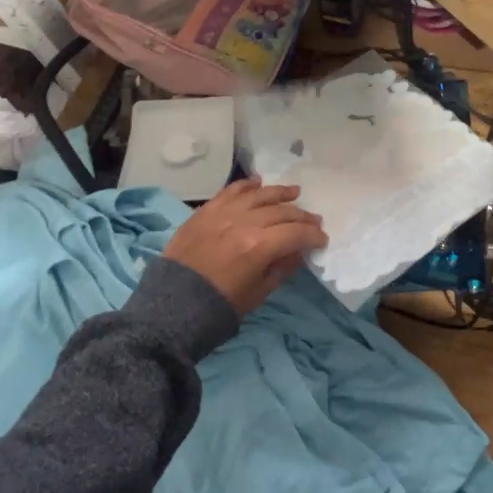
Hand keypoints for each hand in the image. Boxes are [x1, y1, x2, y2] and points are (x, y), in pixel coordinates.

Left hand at [162, 177, 327, 314]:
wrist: (171, 308)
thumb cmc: (218, 307)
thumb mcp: (257, 294)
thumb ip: (281, 268)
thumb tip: (298, 252)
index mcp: (259, 247)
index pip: (297, 233)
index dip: (313, 236)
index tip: (322, 240)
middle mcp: (244, 223)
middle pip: (282, 212)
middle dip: (302, 217)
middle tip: (314, 221)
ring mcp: (223, 213)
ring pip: (260, 195)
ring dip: (281, 193)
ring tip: (295, 193)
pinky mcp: (206, 211)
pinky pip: (232, 191)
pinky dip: (248, 186)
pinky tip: (259, 184)